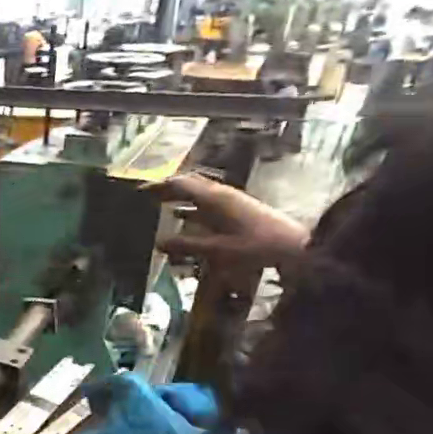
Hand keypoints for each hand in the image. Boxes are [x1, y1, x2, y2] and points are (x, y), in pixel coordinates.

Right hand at [152, 173, 309, 265]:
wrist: (292, 247)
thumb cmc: (255, 247)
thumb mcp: (217, 250)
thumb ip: (187, 245)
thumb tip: (159, 243)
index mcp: (214, 199)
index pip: (180, 185)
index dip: (159, 187)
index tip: (140, 191)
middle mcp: (222, 194)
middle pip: (190, 184)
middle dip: (168, 188)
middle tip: (148, 196)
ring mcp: (232, 200)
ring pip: (200, 192)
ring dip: (180, 196)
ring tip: (162, 204)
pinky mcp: (239, 209)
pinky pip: (208, 202)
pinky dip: (192, 207)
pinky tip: (186, 217)